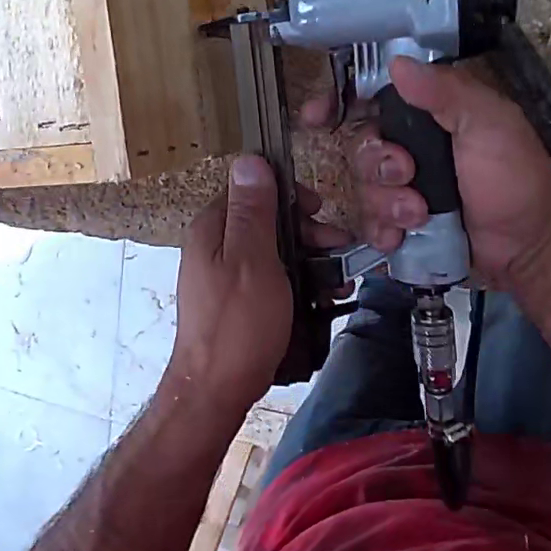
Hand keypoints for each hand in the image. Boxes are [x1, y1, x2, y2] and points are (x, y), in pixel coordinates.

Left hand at [164, 156, 348, 416]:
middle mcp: (213, 246)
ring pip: (272, 250)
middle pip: (265, 221)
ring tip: (339, 276)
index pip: (251, 190)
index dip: (287, 196)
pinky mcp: (236, 300)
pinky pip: (270, 277)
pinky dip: (296, 280)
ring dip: (307, 257)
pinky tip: (322, 294)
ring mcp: (223, 275)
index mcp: (212, 229)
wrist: (217, 391)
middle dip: (305, 230)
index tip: (318, 211)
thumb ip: (253, 210)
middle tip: (337, 247)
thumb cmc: (238, 324)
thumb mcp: (252, 259)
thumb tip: (250, 159)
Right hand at [301, 57, 550, 289]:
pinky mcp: (403, 225)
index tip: (317, 115)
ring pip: (364, 187)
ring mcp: (405, 188)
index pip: (374, 96)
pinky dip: (382, 231)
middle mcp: (411, 146)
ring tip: (418, 216)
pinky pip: (371, 224)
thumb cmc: (515, 178)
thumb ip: (447, 93)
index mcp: (430, 113)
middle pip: (362, 145)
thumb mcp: (490, 125)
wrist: (529, 247)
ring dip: (385, 203)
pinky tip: (400, 239)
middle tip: (408, 176)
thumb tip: (398, 64)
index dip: (340, 101)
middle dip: (379, 165)